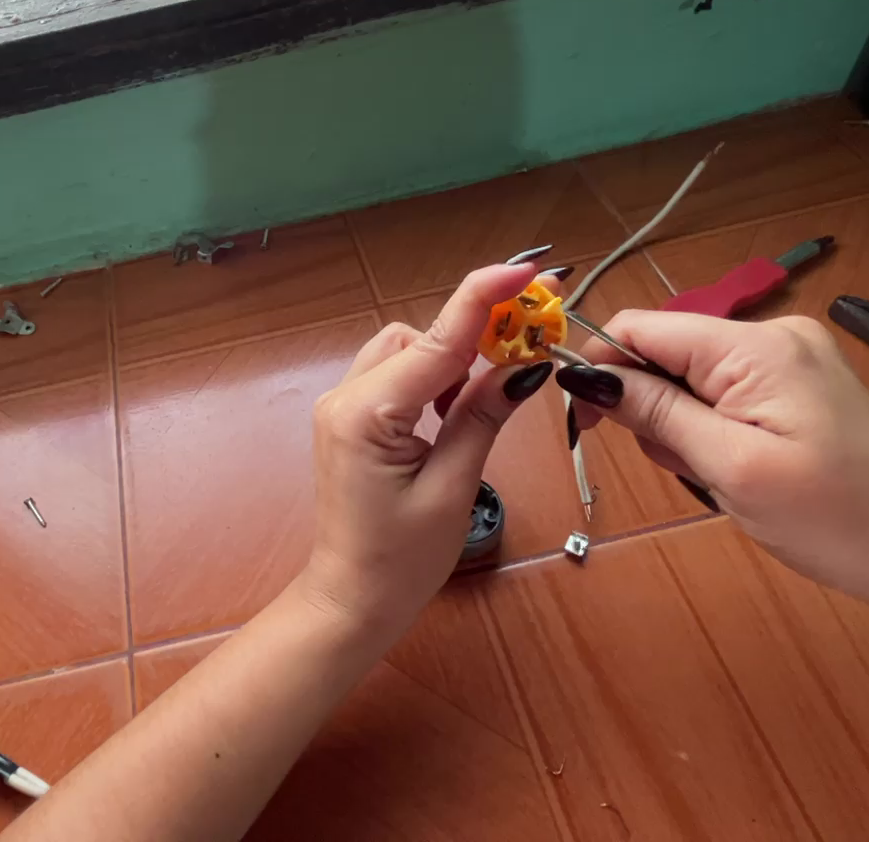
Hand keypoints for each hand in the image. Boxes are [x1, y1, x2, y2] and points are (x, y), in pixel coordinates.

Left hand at [301, 264, 554, 635]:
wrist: (351, 600)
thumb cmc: (402, 561)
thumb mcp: (453, 487)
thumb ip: (483, 415)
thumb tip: (524, 363)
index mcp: (367, 413)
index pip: (434, 341)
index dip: (483, 298)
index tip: (527, 267)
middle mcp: (345, 396)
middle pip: (415, 338)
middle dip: (468, 338)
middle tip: (523, 354)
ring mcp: (341, 405)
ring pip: (404, 352)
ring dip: (448, 361)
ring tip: (482, 402)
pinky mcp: (348, 418)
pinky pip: (394, 377)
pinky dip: (429, 380)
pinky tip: (451, 413)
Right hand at [568, 310, 868, 609]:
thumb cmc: (829, 519)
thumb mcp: (726, 465)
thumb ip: (653, 411)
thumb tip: (581, 375)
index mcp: (755, 347)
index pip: (640, 328)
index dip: (599, 365)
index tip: (586, 419)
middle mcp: (770, 335)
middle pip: (661, 351)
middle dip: (648, 406)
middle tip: (678, 461)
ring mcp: (784, 357)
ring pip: (683, 375)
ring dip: (676, 423)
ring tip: (713, 471)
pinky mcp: (791, 381)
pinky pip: (715, 389)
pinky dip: (703, 426)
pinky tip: (729, 462)